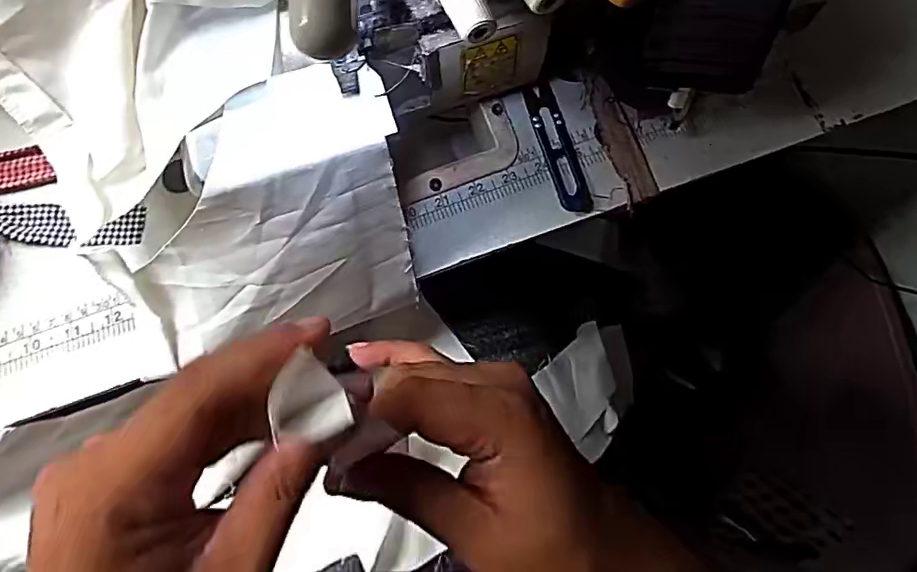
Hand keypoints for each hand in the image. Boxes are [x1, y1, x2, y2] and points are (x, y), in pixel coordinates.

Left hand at [30, 319, 330, 571]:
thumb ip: (275, 497)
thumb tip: (319, 429)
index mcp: (111, 484)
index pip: (201, 387)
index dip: (266, 352)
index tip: (315, 334)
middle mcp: (91, 465)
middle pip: (197, 396)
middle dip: (269, 381)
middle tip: (327, 375)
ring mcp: (91, 473)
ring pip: (187, 414)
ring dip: (251, 405)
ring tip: (309, 401)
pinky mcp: (100, 485)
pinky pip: (172, 439)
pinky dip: (222, 433)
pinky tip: (264, 429)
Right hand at [336, 341, 705, 571]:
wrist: (602, 548)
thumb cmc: (556, 550)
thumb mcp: (474, 536)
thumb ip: (407, 489)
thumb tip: (347, 469)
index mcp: (497, 411)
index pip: (408, 391)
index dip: (359, 408)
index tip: (320, 430)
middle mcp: (497, 381)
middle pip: (411, 373)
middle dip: (361, 395)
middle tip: (314, 420)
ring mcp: (497, 379)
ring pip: (420, 366)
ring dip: (377, 385)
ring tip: (331, 404)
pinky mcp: (493, 388)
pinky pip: (437, 374)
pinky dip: (401, 386)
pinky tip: (372, 390)